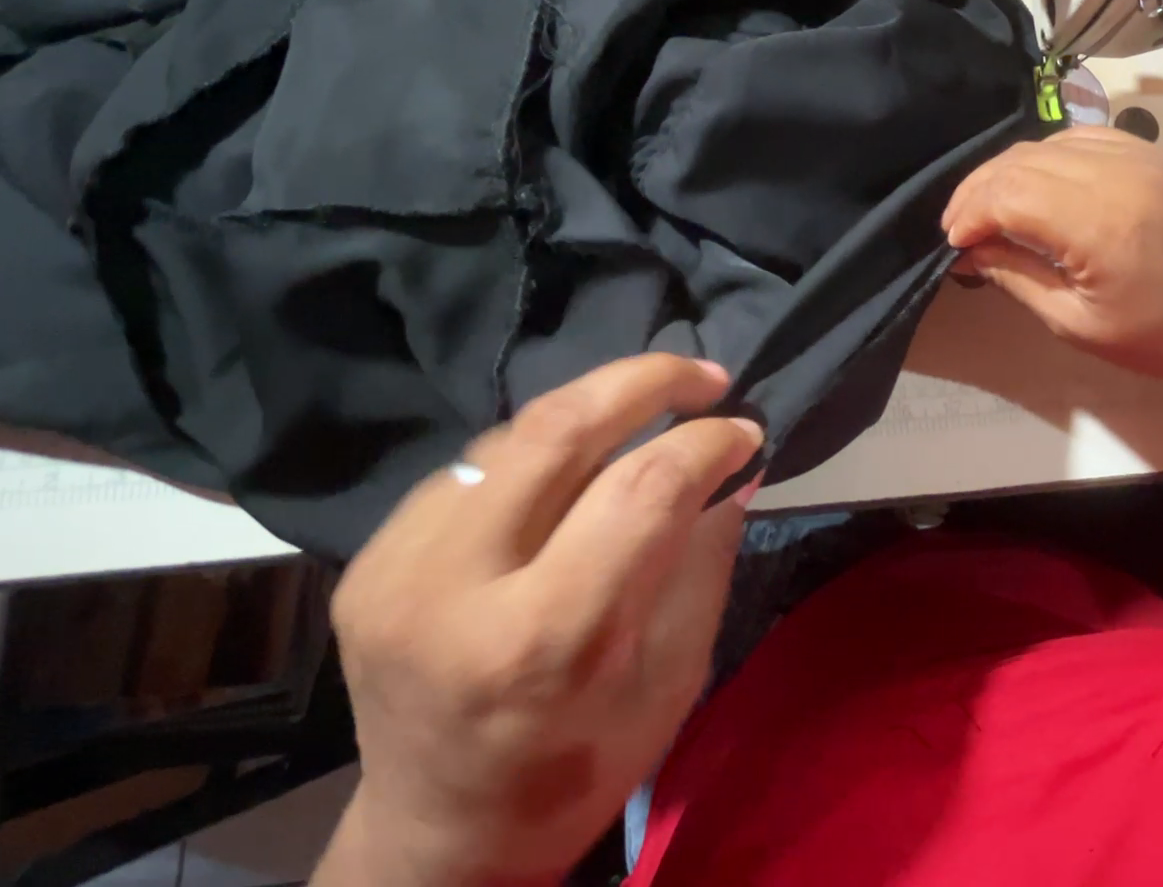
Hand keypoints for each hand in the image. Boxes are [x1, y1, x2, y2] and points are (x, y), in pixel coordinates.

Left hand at [315, 356, 762, 885]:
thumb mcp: (676, 672)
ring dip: (594, 411)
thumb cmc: (584, 764)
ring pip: (514, 434)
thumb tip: (733, 468)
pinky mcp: (372, 558)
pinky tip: (573, 471)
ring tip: (648, 416)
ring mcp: (396, 567)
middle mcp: (456, 588)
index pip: (642, 490)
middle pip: (559, 430)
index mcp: (549, 639)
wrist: (441, 828)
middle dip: (647, 381)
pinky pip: (475, 466)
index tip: (746, 433)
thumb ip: (704, 558)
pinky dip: (541, 451)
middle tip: (705, 377)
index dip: (707, 443)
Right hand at [943, 126, 1162, 395]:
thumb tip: (970, 249)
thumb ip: (1017, 275)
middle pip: (1022, 160)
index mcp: (1102, 223)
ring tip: (990, 208)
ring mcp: (1143, 155)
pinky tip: (1036, 188)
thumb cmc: (1158, 339)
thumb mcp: (1076, 324)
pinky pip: (1083, 139)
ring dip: (1009, 172)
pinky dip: (1047, 159)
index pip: (1010, 192)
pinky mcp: (1155, 153)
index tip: (954, 243)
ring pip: (1048, 142)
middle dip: (980, 191)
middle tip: (960, 226)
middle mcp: (1122, 173)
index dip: (970, 212)